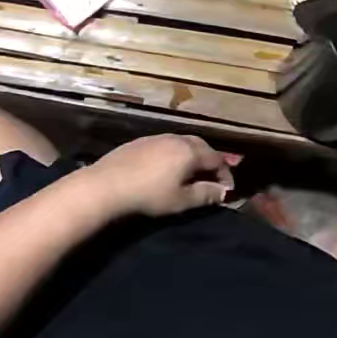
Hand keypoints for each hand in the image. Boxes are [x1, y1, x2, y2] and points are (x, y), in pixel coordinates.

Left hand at [81, 134, 236, 216]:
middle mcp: (177, 139)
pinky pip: (167, 143)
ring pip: (183, 142)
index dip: (225, 174)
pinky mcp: (141, 141)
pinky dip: (175, 153)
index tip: (227, 190)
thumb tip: (223, 192)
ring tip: (192, 172)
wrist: (108, 184)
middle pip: (202, 145)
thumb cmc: (150, 194)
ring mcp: (157, 137)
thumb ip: (206, 194)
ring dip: (193, 155)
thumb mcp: (182, 200)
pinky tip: (168, 166)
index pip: (217, 159)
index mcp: (191, 152)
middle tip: (213, 177)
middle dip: (211, 161)